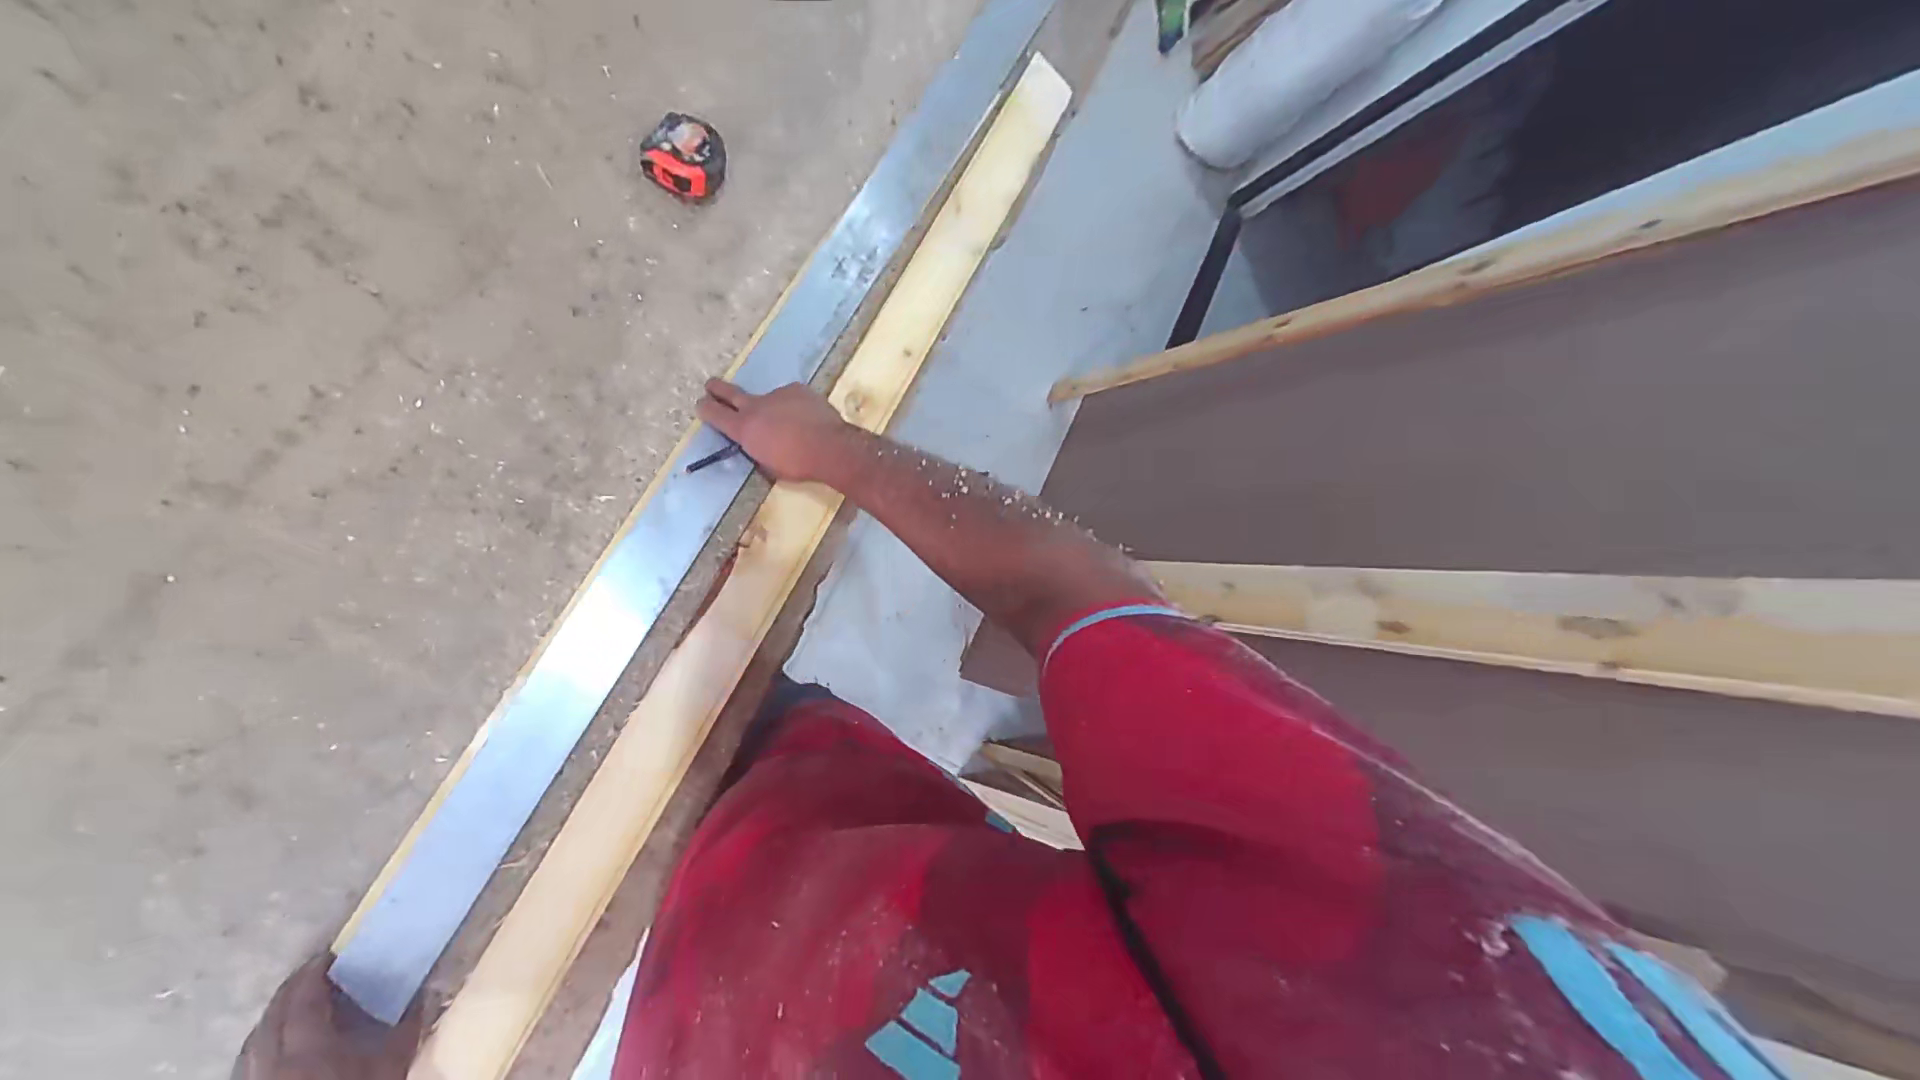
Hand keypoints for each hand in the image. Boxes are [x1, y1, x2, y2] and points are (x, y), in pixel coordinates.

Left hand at [233, 956, 421, 1079]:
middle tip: (313, 972)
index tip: (329, 955)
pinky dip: (264, 1043)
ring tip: (296, 1003)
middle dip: (290, 991)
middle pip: (271, 1018)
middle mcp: (272, 1064)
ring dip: (273, 1017)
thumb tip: (425, 991)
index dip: (312, 974)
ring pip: (253, 1042)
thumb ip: (408, 1024)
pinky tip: (280, 1044)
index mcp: (308, 1048)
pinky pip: (250, 1063)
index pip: (302, 999)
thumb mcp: (395, 1061)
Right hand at [696, 379, 859, 483]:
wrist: (831, 447)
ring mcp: (777, 394)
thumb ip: (758, 447)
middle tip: (710, 386)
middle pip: (729, 392)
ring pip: (769, 400)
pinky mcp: (797, 389)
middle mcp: (755, 407)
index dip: (705, 408)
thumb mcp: (769, 464)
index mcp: (744, 429)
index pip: (714, 414)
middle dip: (716, 389)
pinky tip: (808, 418)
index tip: (701, 404)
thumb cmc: (799, 465)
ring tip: (791, 424)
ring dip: (774, 409)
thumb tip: (758, 440)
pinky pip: (791, 398)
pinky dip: (795, 407)